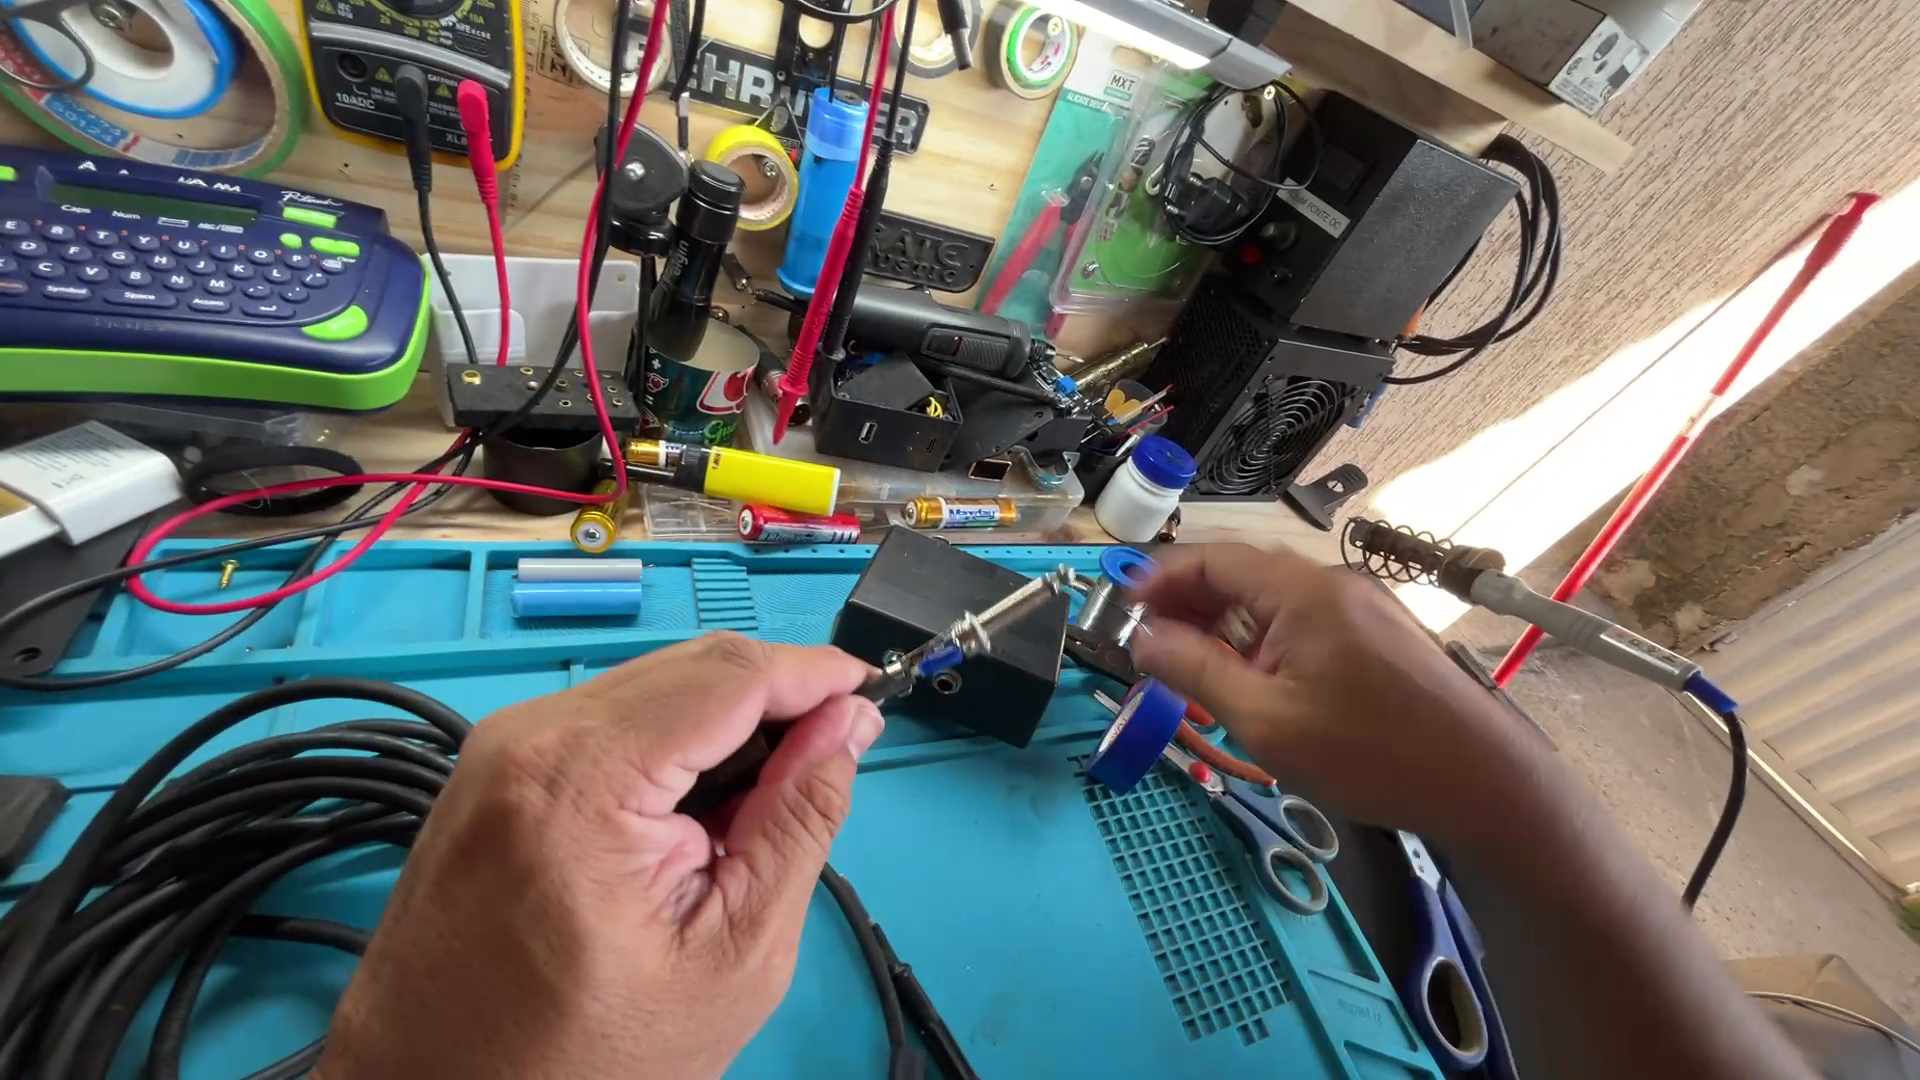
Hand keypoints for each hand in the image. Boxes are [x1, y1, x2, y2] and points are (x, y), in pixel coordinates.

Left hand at [316, 633, 884, 1079]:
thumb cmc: (591, 1060)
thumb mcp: (738, 949)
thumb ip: (803, 816)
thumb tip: (850, 723)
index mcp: (584, 778)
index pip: (731, 676)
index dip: (814, 672)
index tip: (870, 690)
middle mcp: (533, 734)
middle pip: (698, 665)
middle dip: (782, 691)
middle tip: (835, 742)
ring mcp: (507, 742)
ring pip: (663, 679)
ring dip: (736, 712)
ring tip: (773, 782)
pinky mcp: (501, 761)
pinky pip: (622, 709)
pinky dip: (685, 731)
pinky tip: (707, 792)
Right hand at [1129, 544, 1546, 849]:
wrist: (1488, 789)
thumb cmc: (1371, 754)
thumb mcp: (1265, 720)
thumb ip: (1195, 671)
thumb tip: (1141, 640)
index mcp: (1303, 591)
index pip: (1213, 559)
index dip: (1160, 577)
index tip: (1124, 605)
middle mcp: (1330, 584)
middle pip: (1239, 573)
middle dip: (1186, 602)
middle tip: (1151, 641)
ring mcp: (1357, 607)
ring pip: (1267, 598)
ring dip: (1220, 622)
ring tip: (1189, 661)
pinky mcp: (1372, 634)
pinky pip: (1296, 620)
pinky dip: (1257, 637)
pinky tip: (1245, 673)